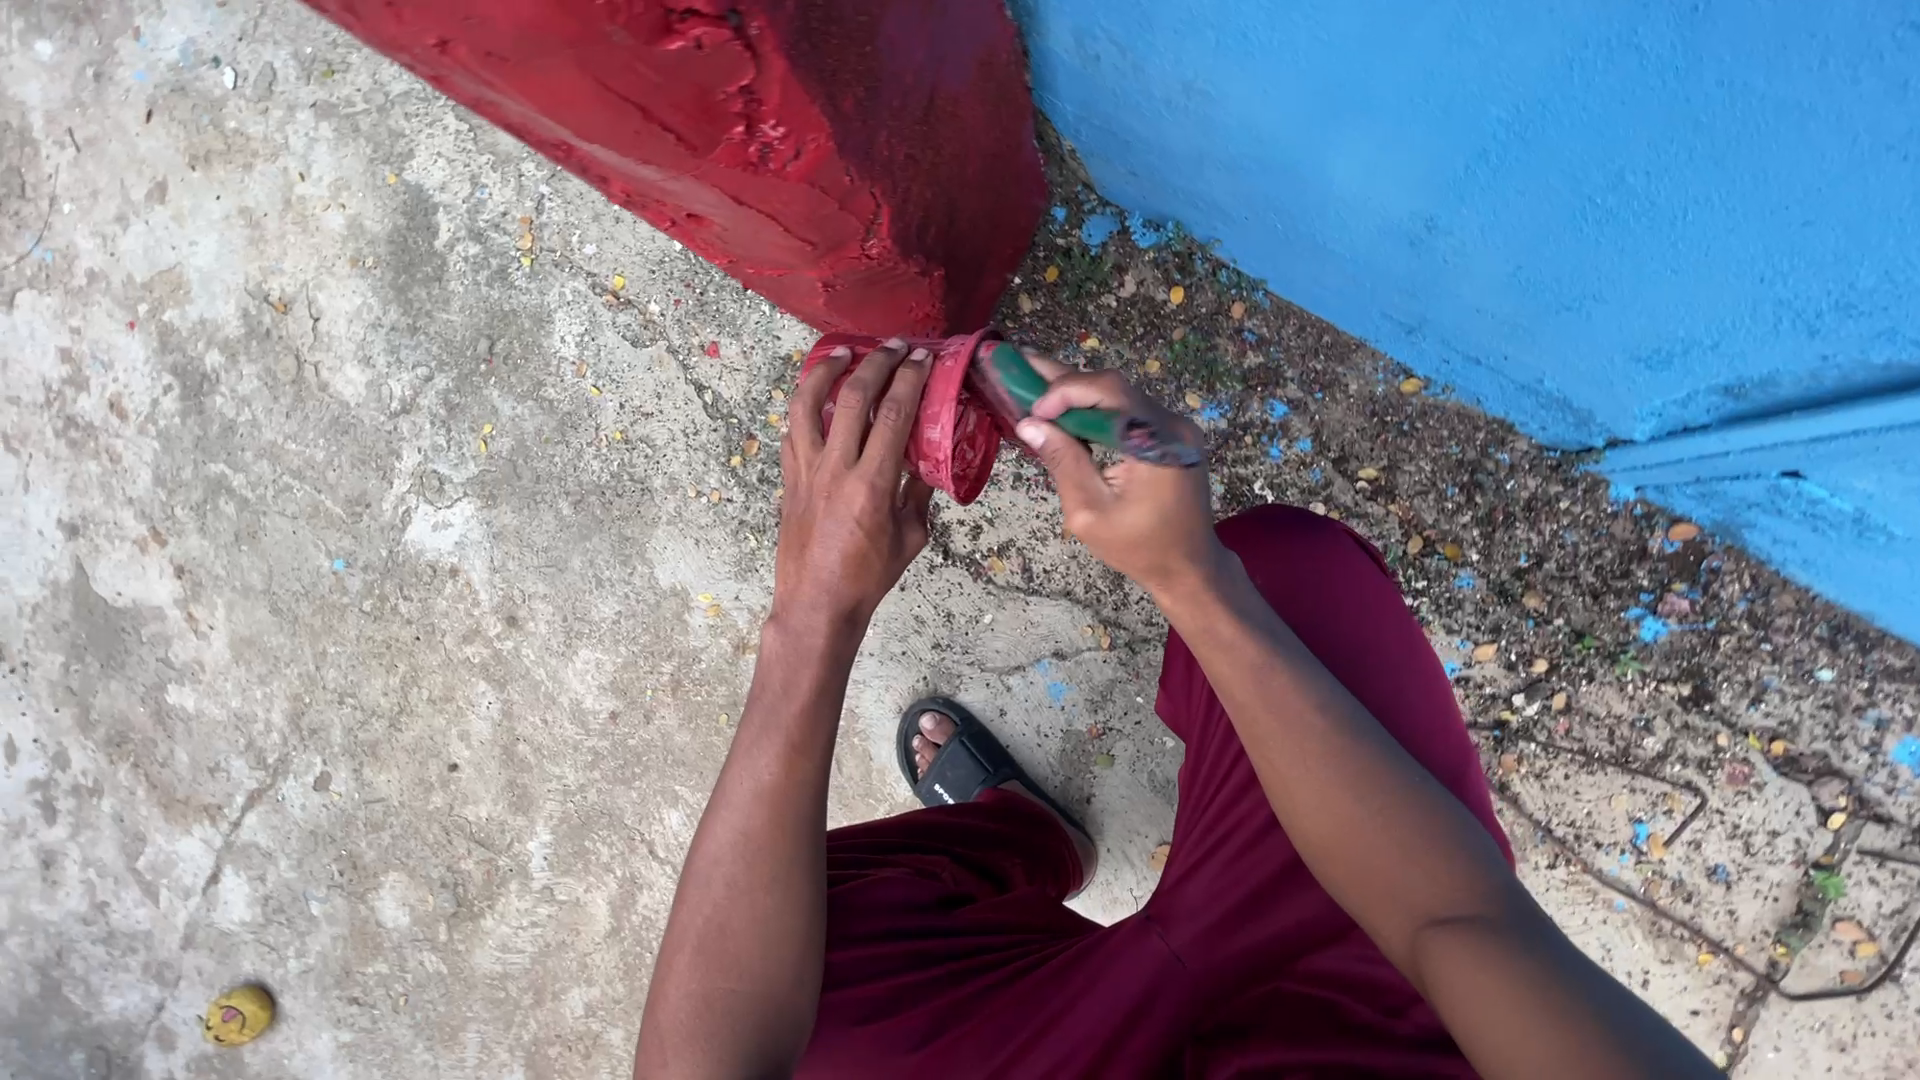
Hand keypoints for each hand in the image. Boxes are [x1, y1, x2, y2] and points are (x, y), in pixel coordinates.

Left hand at [771, 338, 935, 632]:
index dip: (910, 379)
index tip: (922, 358)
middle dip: (877, 363)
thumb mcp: (911, 537)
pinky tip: (815, 397)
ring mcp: (806, 470)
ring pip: (807, 403)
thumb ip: (918, 494)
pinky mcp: (789, 478)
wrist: (816, 602)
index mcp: (871, 483)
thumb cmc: (868, 576)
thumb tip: (927, 464)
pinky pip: (792, 430)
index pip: (894, 414)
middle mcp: (835, 467)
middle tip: (895, 347)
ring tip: (842, 352)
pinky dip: (804, 406)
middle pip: (853, 397)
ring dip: (825, 370)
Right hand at [1013, 357, 1230, 596]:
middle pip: (1113, 386)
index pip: (1108, 391)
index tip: (1032, 411)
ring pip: (1119, 396)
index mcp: (1156, 443)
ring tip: (1033, 385)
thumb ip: (1063, 463)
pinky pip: (1128, 412)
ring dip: (1077, 394)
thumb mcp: (1090, 513)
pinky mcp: (1171, 436)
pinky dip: (1095, 410)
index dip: (1065, 391)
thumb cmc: (1139, 548)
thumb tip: (1029, 424)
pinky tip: (1065, 411)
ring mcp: (1175, 428)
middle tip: (1019, 362)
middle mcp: (1172, 424)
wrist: (1190, 566)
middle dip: (1063, 379)